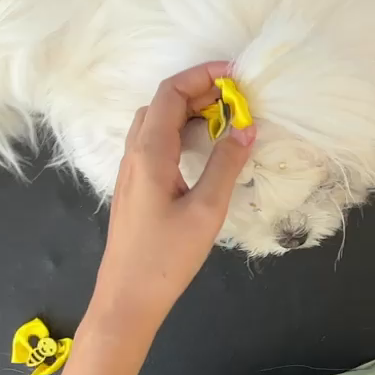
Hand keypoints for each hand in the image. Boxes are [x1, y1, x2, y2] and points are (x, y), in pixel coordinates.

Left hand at [88, 62, 255, 341]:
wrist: (127, 298)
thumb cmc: (166, 258)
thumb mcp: (206, 210)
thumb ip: (226, 164)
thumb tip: (247, 126)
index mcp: (150, 152)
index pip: (171, 92)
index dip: (202, 75)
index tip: (238, 76)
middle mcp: (135, 153)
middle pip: (163, 103)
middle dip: (201, 91)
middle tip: (239, 98)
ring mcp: (132, 170)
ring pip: (158, 123)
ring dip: (190, 111)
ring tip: (227, 118)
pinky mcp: (136, 187)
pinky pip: (157, 143)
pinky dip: (182, 132)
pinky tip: (205, 148)